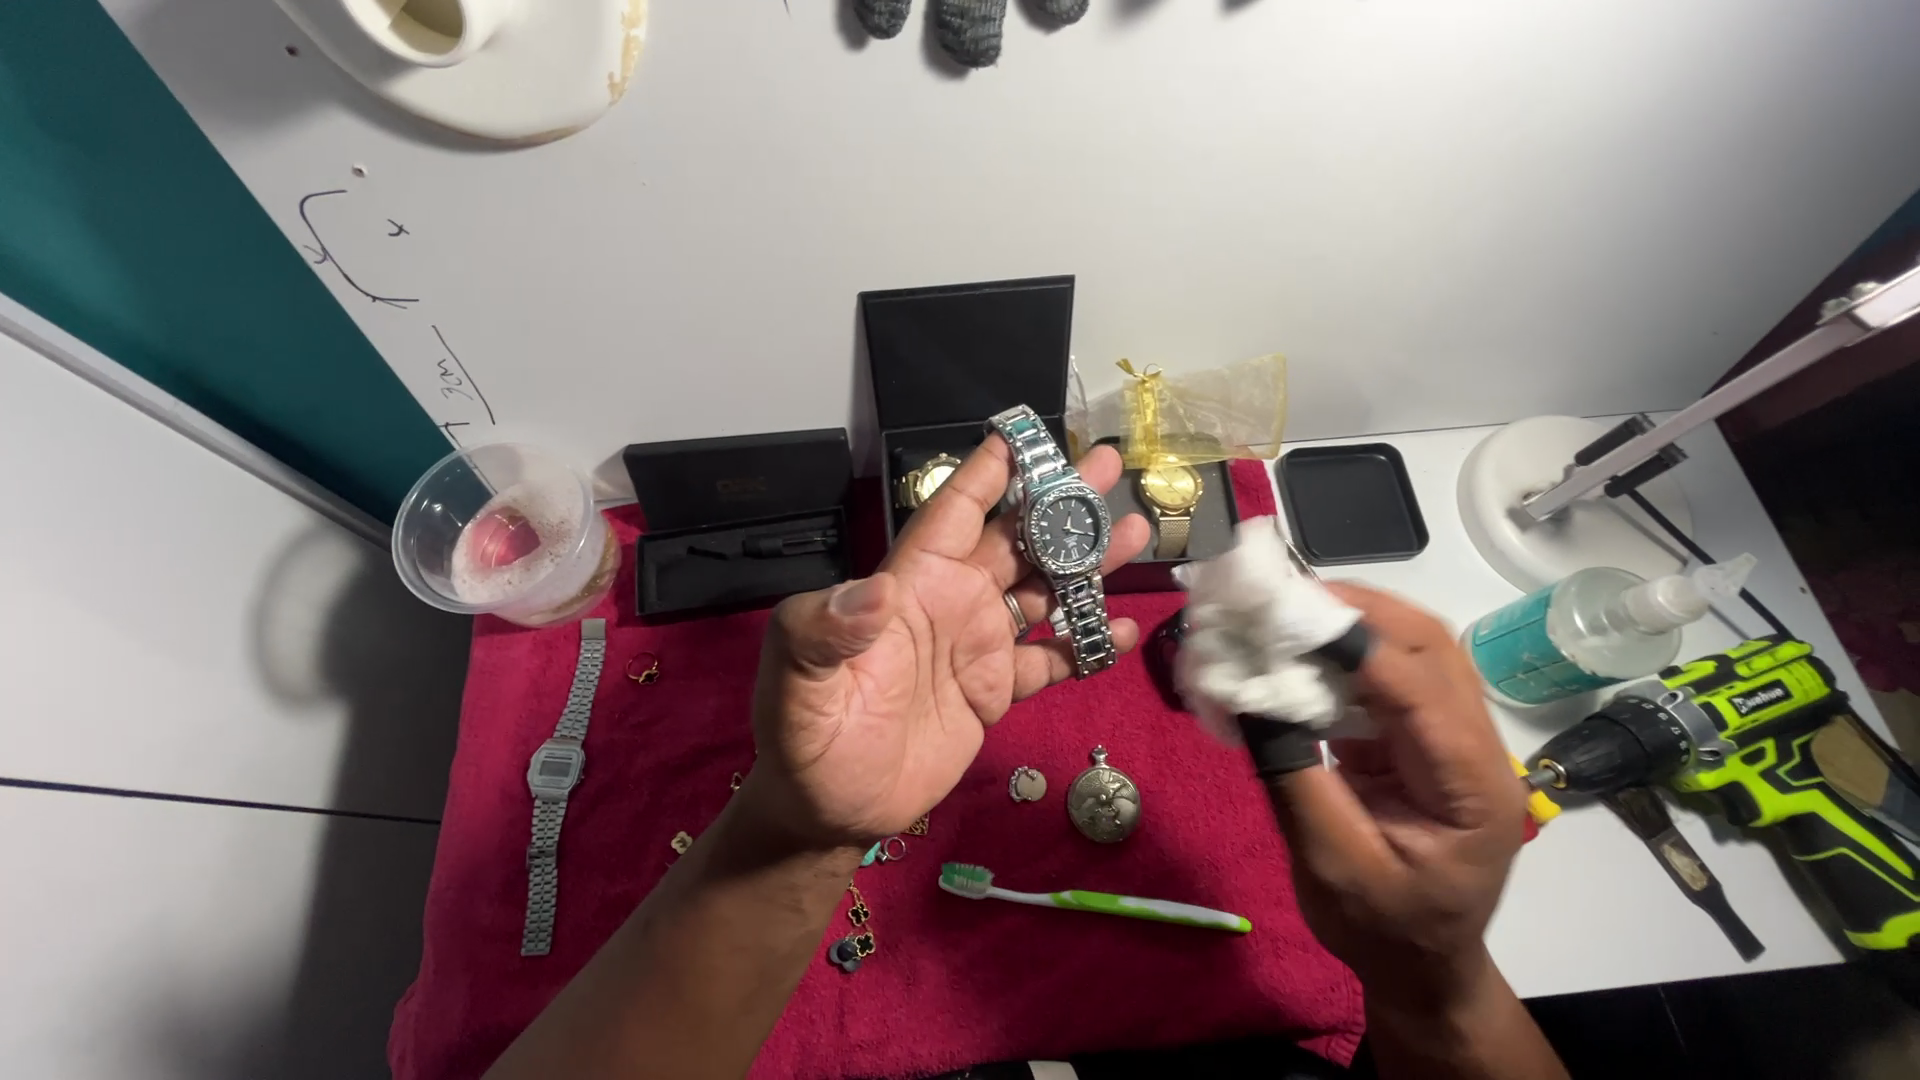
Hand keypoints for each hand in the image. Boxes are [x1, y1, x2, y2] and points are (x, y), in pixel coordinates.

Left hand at [743, 440, 1150, 848]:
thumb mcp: (798, 679)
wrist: (831, 810)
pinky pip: (1050, 659)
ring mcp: (977, 646)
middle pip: (1015, 540)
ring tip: (1135, 529)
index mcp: (909, 584)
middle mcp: (950, 603)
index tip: (1024, 434)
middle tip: (1109, 464)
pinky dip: (1086, 646)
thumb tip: (876, 588)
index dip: (986, 473)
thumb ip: (825, 630)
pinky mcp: (995, 690)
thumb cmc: (806, 736)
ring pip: (1043, 592)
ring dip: (1087, 563)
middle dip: (1060, 504)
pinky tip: (1120, 630)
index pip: (951, 513)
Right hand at [1266, 583, 1526, 1008]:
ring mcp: (1450, 735)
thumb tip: (1247, 693)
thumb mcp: (1331, 860)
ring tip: (1282, 608)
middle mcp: (1475, 746)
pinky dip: (1341, 647)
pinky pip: (1387, 669)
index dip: (1353, 641)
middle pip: (1429, 645)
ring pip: (1412, 646)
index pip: (1419, 688)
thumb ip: (1293, 774)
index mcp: (1470, 786)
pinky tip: (1296, 644)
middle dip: (1354, 608)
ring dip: (1348, 617)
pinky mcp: (1418, 733)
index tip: (1280, 612)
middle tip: (1277, 595)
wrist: (1419, 962)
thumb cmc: (1382, 926)